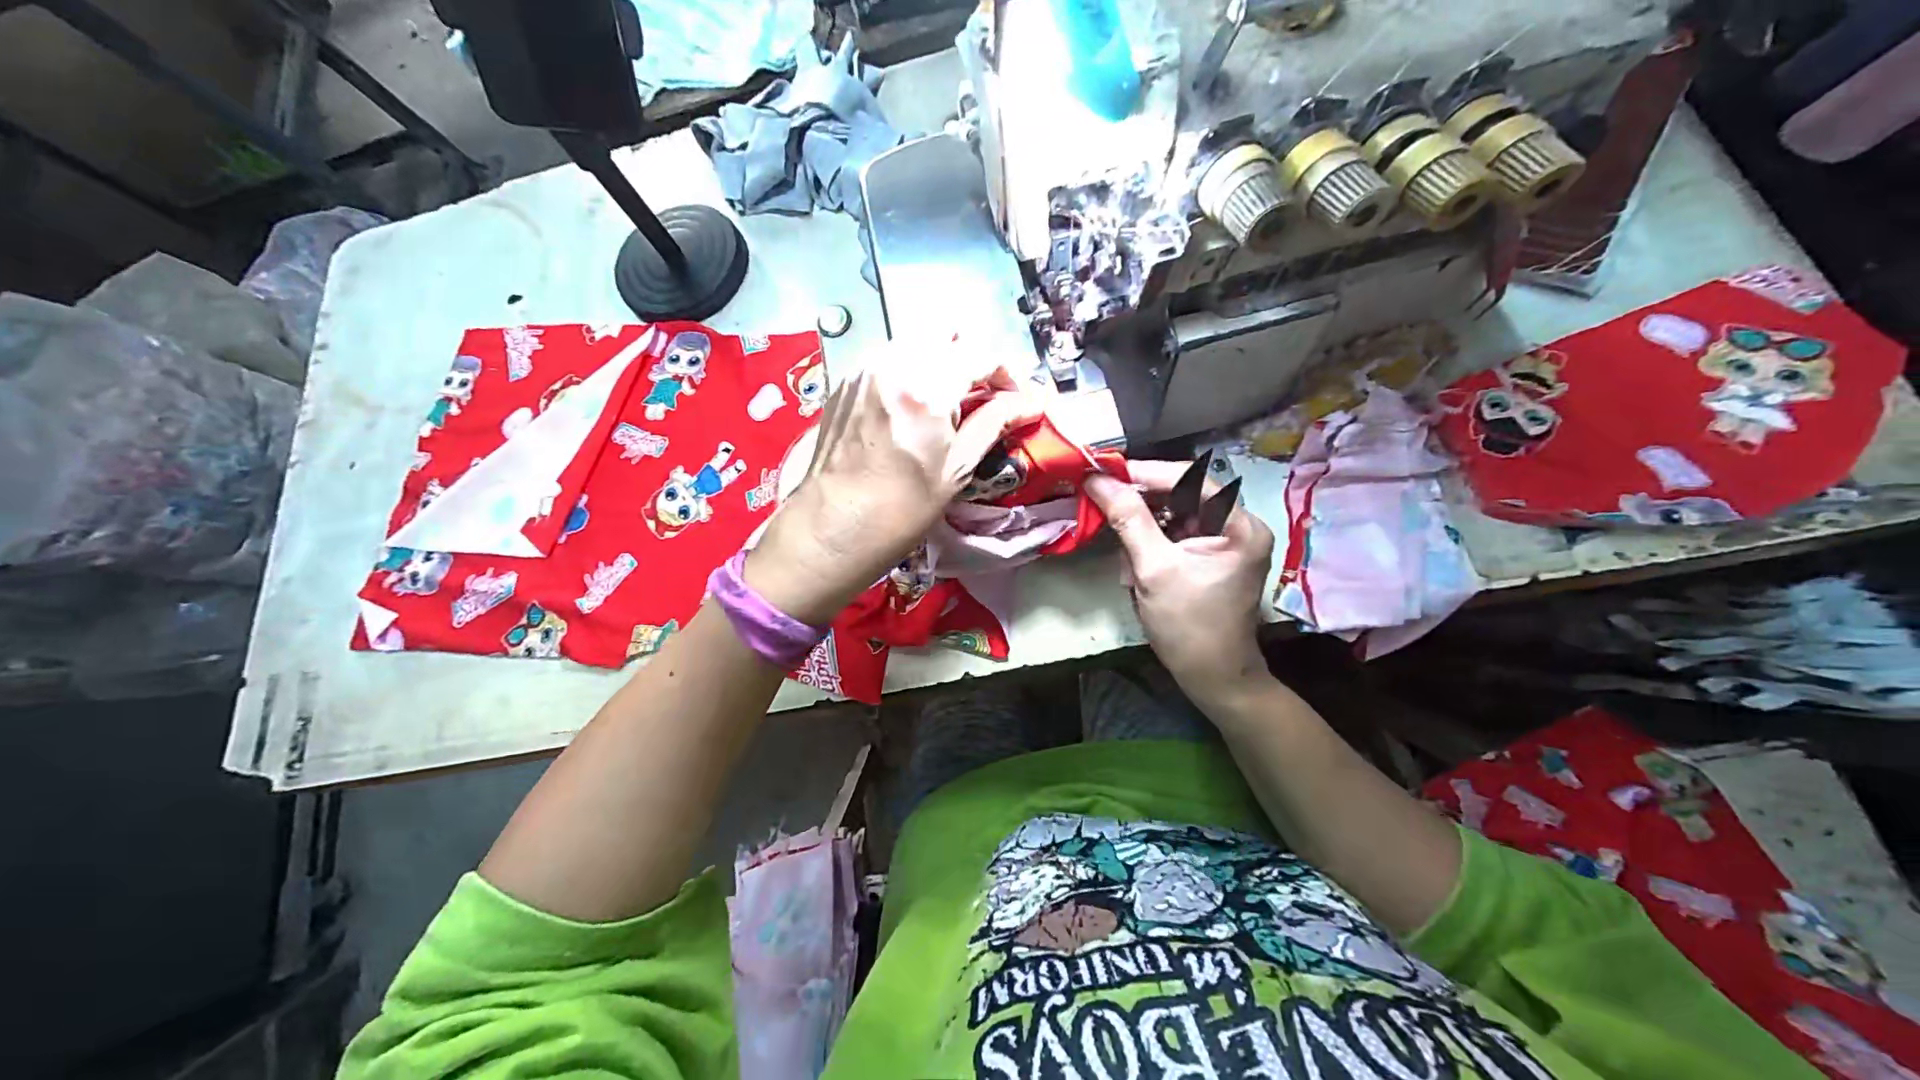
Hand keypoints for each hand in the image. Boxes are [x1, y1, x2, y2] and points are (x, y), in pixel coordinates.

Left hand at [745, 340, 1043, 624]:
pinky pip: (888, 359)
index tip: (1013, 398)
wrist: (832, 528)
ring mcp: (863, 370)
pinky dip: (910, 371)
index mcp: (925, 388)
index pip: (980, 353)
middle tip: (981, 398)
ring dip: (940, 364)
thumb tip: (1029, 402)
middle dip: (971, 362)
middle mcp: (891, 365)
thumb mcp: (956, 469)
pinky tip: (914, 407)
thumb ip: (993, 423)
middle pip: (946, 338)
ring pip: (915, 344)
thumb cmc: (900, 510)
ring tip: (948, 404)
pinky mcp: (846, 381)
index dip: (1006, 373)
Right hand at [1084, 461, 1276, 707]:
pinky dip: (1150, 540)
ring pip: (1174, 513)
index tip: (1104, 472)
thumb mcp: (1154, 569)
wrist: (1213, 677)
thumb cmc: (1189, 626)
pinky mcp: (1209, 555)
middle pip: (1182, 494)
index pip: (1190, 479)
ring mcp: (1225, 541)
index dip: (1146, 472)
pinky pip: (1175, 533)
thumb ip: (1127, 519)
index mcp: (1240, 524)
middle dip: (1141, 500)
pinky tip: (1132, 555)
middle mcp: (1238, 524)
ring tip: (1117, 534)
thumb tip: (1096, 479)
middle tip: (1101, 498)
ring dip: (1142, 523)